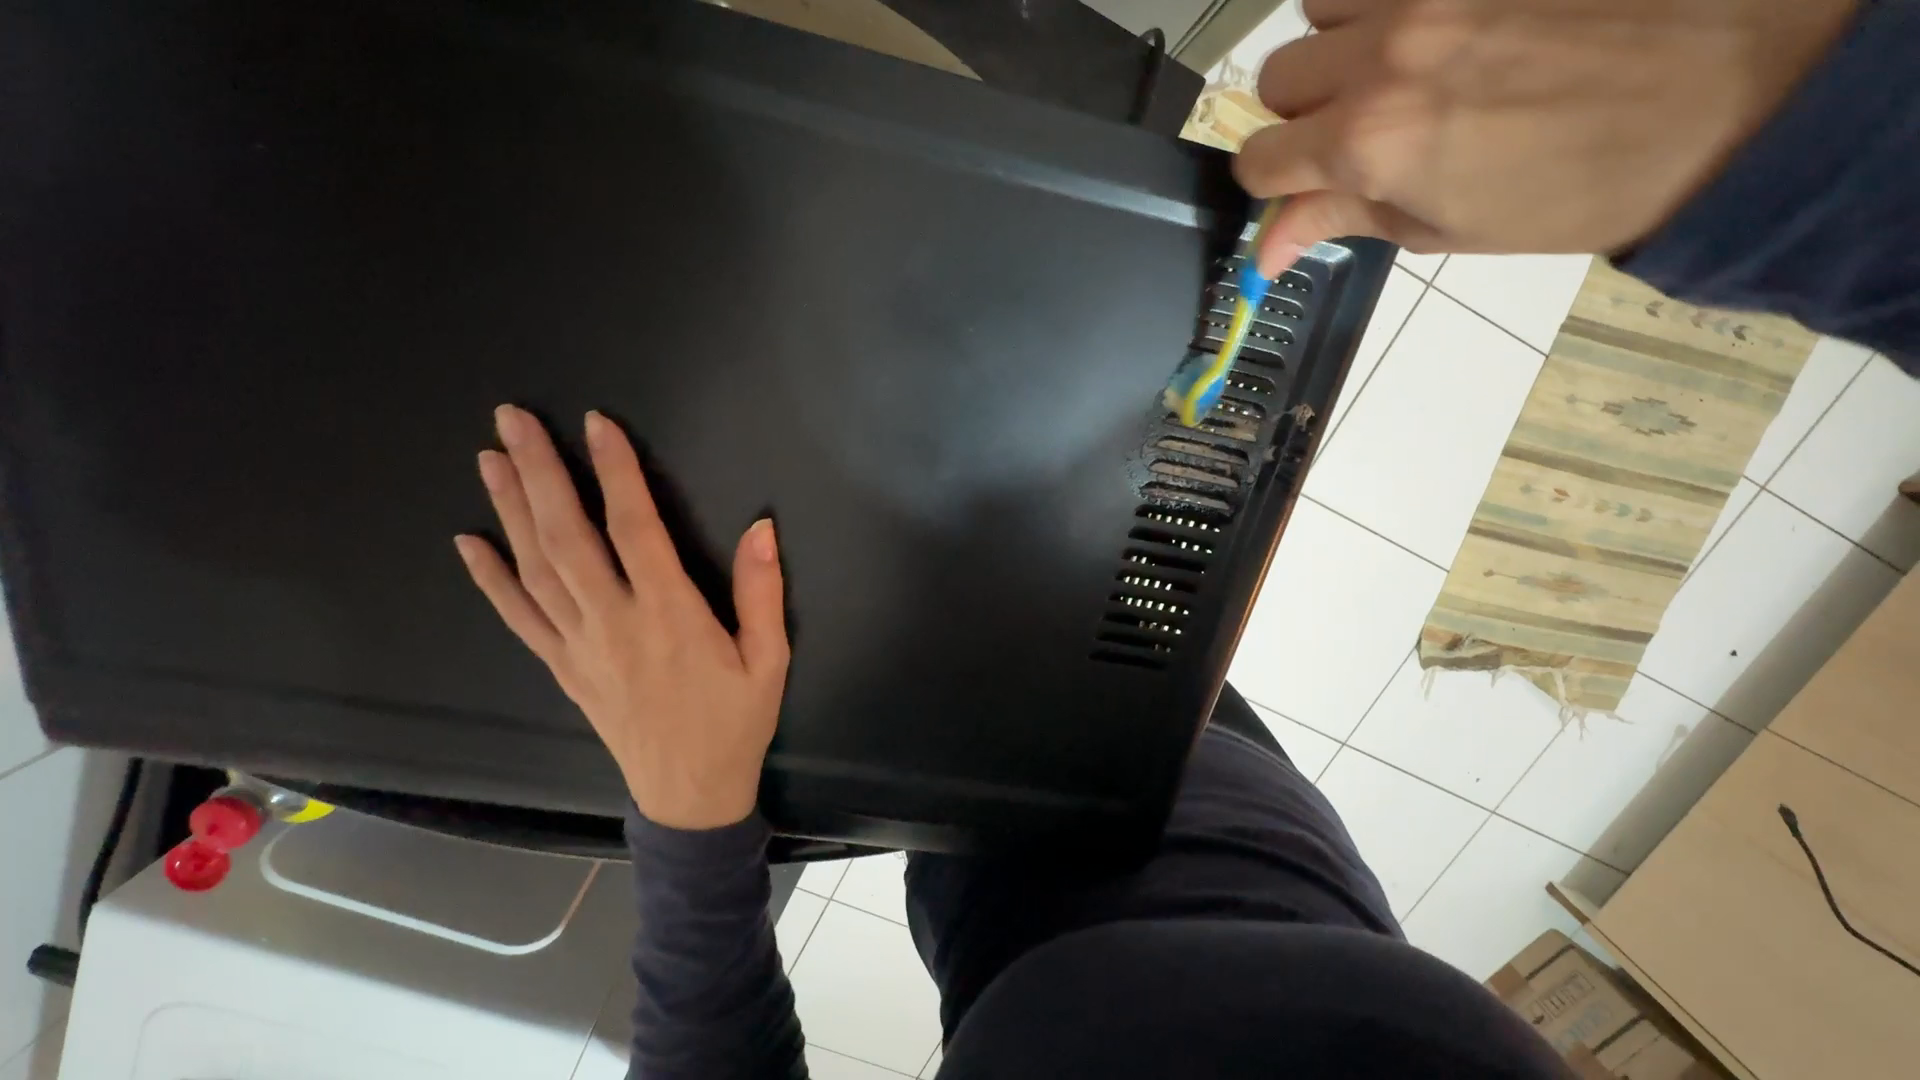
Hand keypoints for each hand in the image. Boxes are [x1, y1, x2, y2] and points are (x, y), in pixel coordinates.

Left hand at [455, 405, 789, 829]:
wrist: (690, 794)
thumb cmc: (735, 721)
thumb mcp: (770, 659)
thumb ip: (762, 591)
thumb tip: (761, 526)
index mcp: (670, 615)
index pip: (636, 528)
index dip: (616, 472)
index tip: (597, 424)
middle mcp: (614, 622)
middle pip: (568, 536)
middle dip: (540, 472)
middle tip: (513, 419)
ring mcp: (579, 646)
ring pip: (536, 567)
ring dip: (510, 509)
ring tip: (489, 458)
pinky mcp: (562, 667)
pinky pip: (519, 618)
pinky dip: (491, 579)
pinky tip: (469, 543)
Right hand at [1233, 0, 1858, 273]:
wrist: (1721, 99)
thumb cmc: (1575, 189)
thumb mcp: (1440, 228)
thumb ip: (1339, 222)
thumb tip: (1266, 252)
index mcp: (1370, 142)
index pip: (1257, 159)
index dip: (1273, 183)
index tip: (1300, 189)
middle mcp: (1383, 55)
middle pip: (1275, 79)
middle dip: (1301, 113)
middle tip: (1356, 133)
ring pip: (1317, 7)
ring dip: (1335, 44)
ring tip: (1392, 70)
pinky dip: (1381, 5)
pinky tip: (1428, 31)